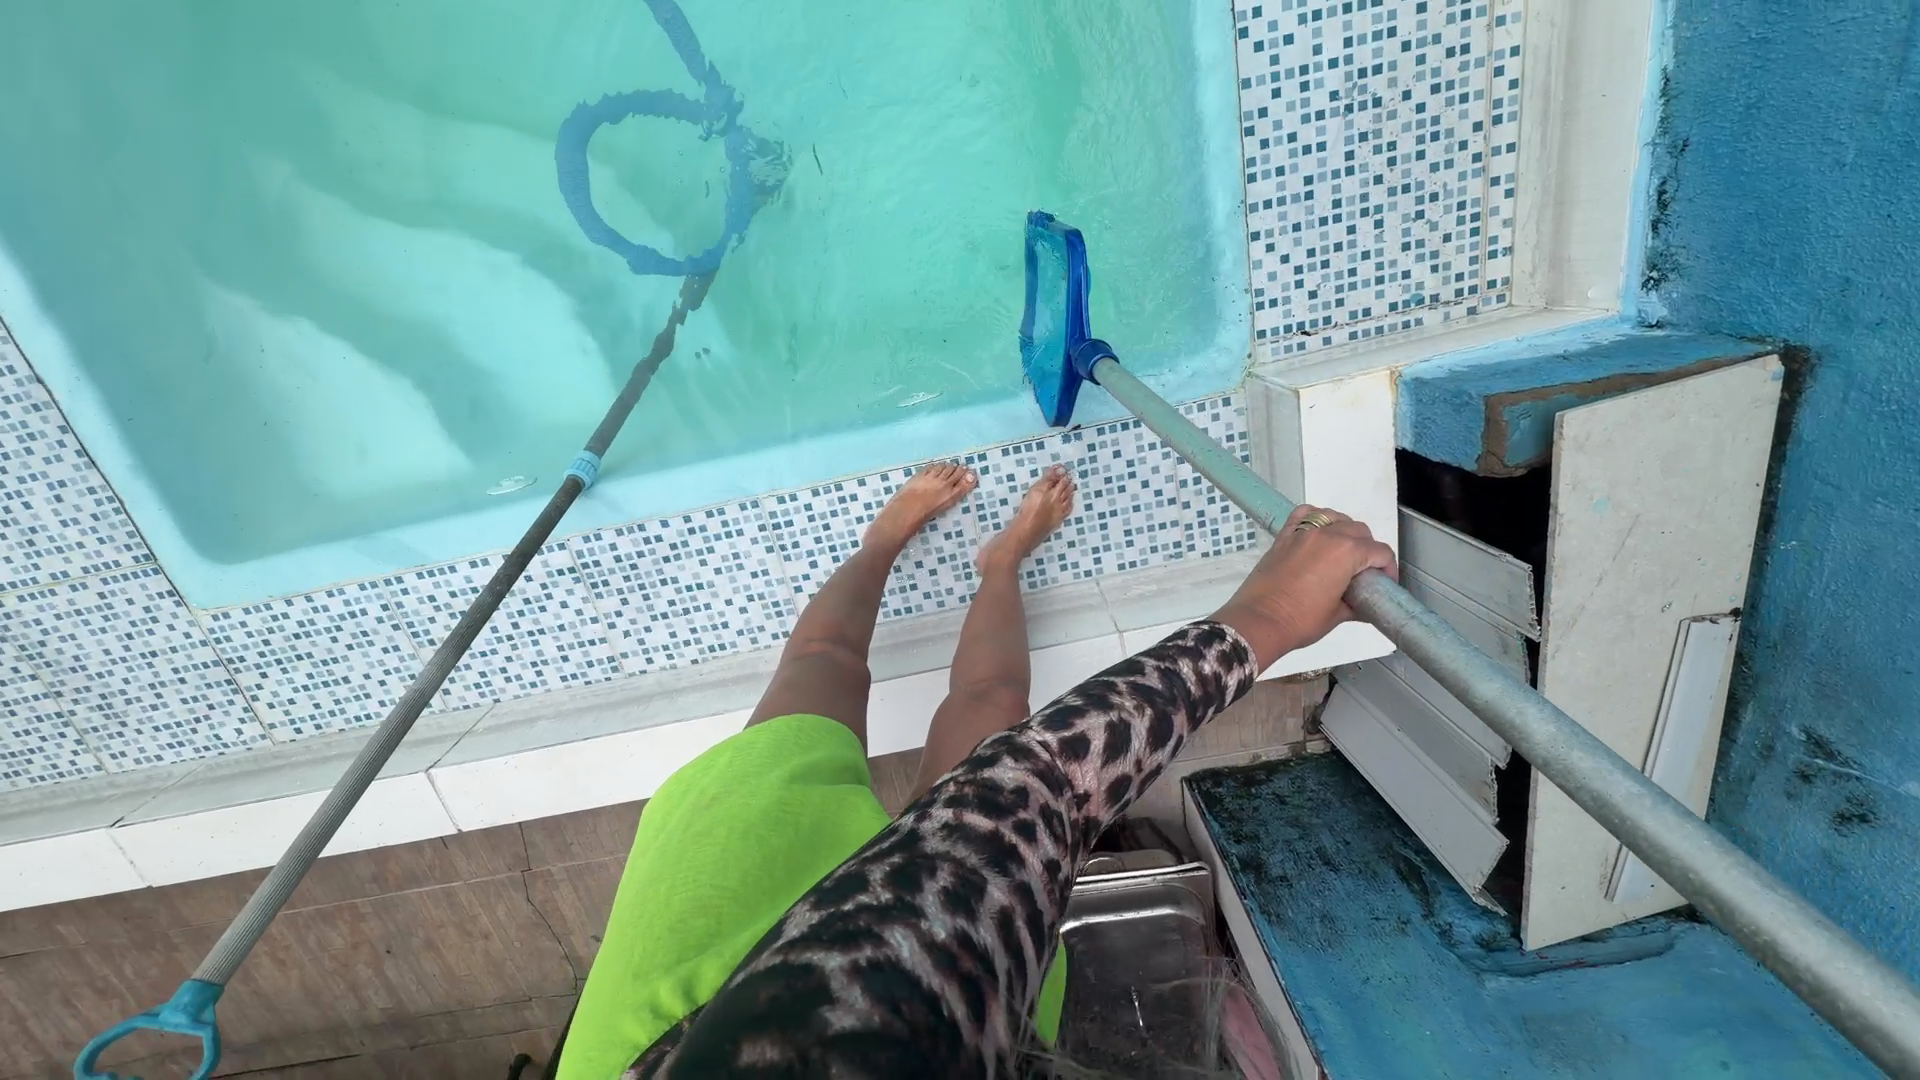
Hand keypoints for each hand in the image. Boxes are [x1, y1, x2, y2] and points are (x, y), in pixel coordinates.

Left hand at [1210, 504, 1397, 668]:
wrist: (1259, 620)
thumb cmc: (1300, 620)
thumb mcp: (1338, 615)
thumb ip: (1357, 604)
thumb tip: (1365, 607)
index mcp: (1346, 552)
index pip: (1380, 551)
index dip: (1387, 568)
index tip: (1383, 582)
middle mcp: (1326, 535)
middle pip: (1359, 531)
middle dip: (1368, 550)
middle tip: (1364, 572)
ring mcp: (1302, 533)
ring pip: (1334, 518)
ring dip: (1344, 530)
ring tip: (1342, 553)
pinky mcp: (1283, 537)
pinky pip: (1303, 514)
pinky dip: (1315, 518)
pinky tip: (1318, 534)